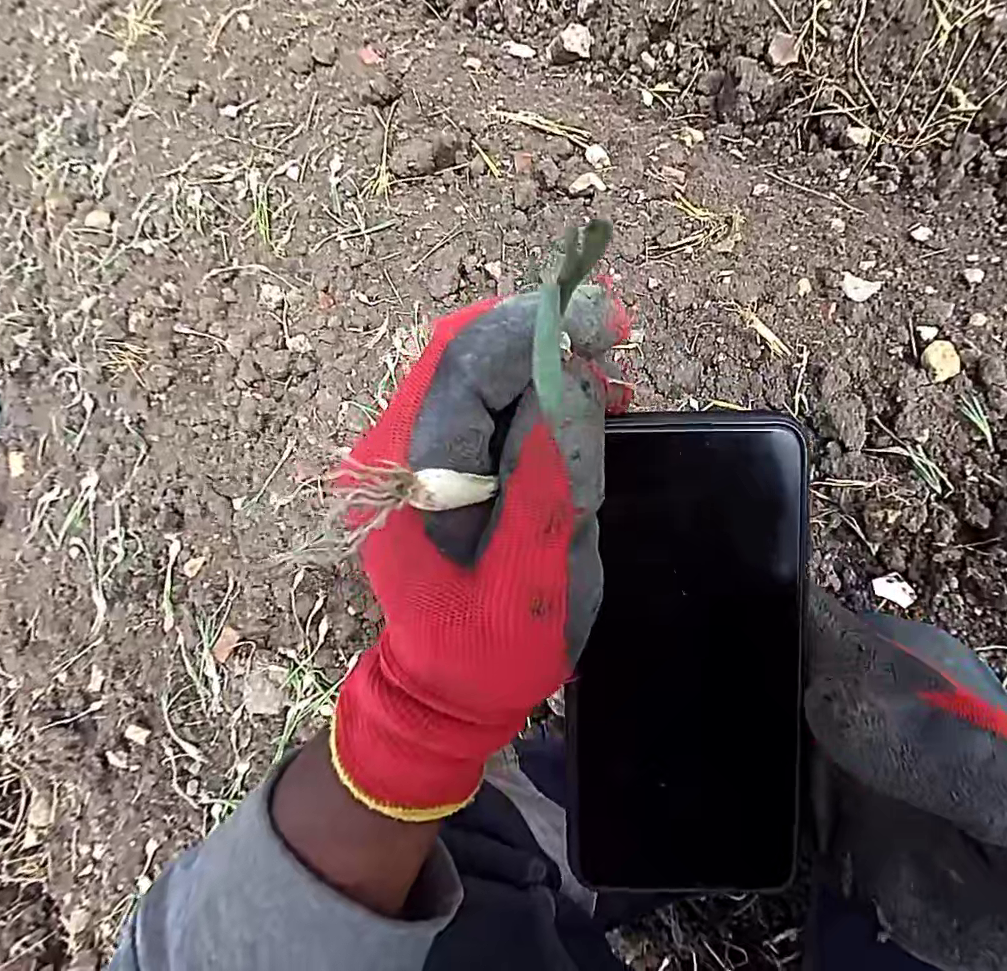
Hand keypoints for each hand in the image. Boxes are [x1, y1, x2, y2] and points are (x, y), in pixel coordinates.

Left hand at [330, 288, 628, 820]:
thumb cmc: (487, 651)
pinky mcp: (440, 458)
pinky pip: (489, 399)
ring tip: (604, 371)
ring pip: (479, 368)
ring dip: (543, 357)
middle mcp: (396, 450)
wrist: (445, 688)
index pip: (464, 369)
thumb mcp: (533, 580)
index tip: (604, 318)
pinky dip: (538, 386)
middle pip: (464, 352)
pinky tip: (581, 396)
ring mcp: (413, 451)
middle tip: (610, 330)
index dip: (535, 330)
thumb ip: (549, 480)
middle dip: (540, 330)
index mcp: (407, 480)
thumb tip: (573, 377)